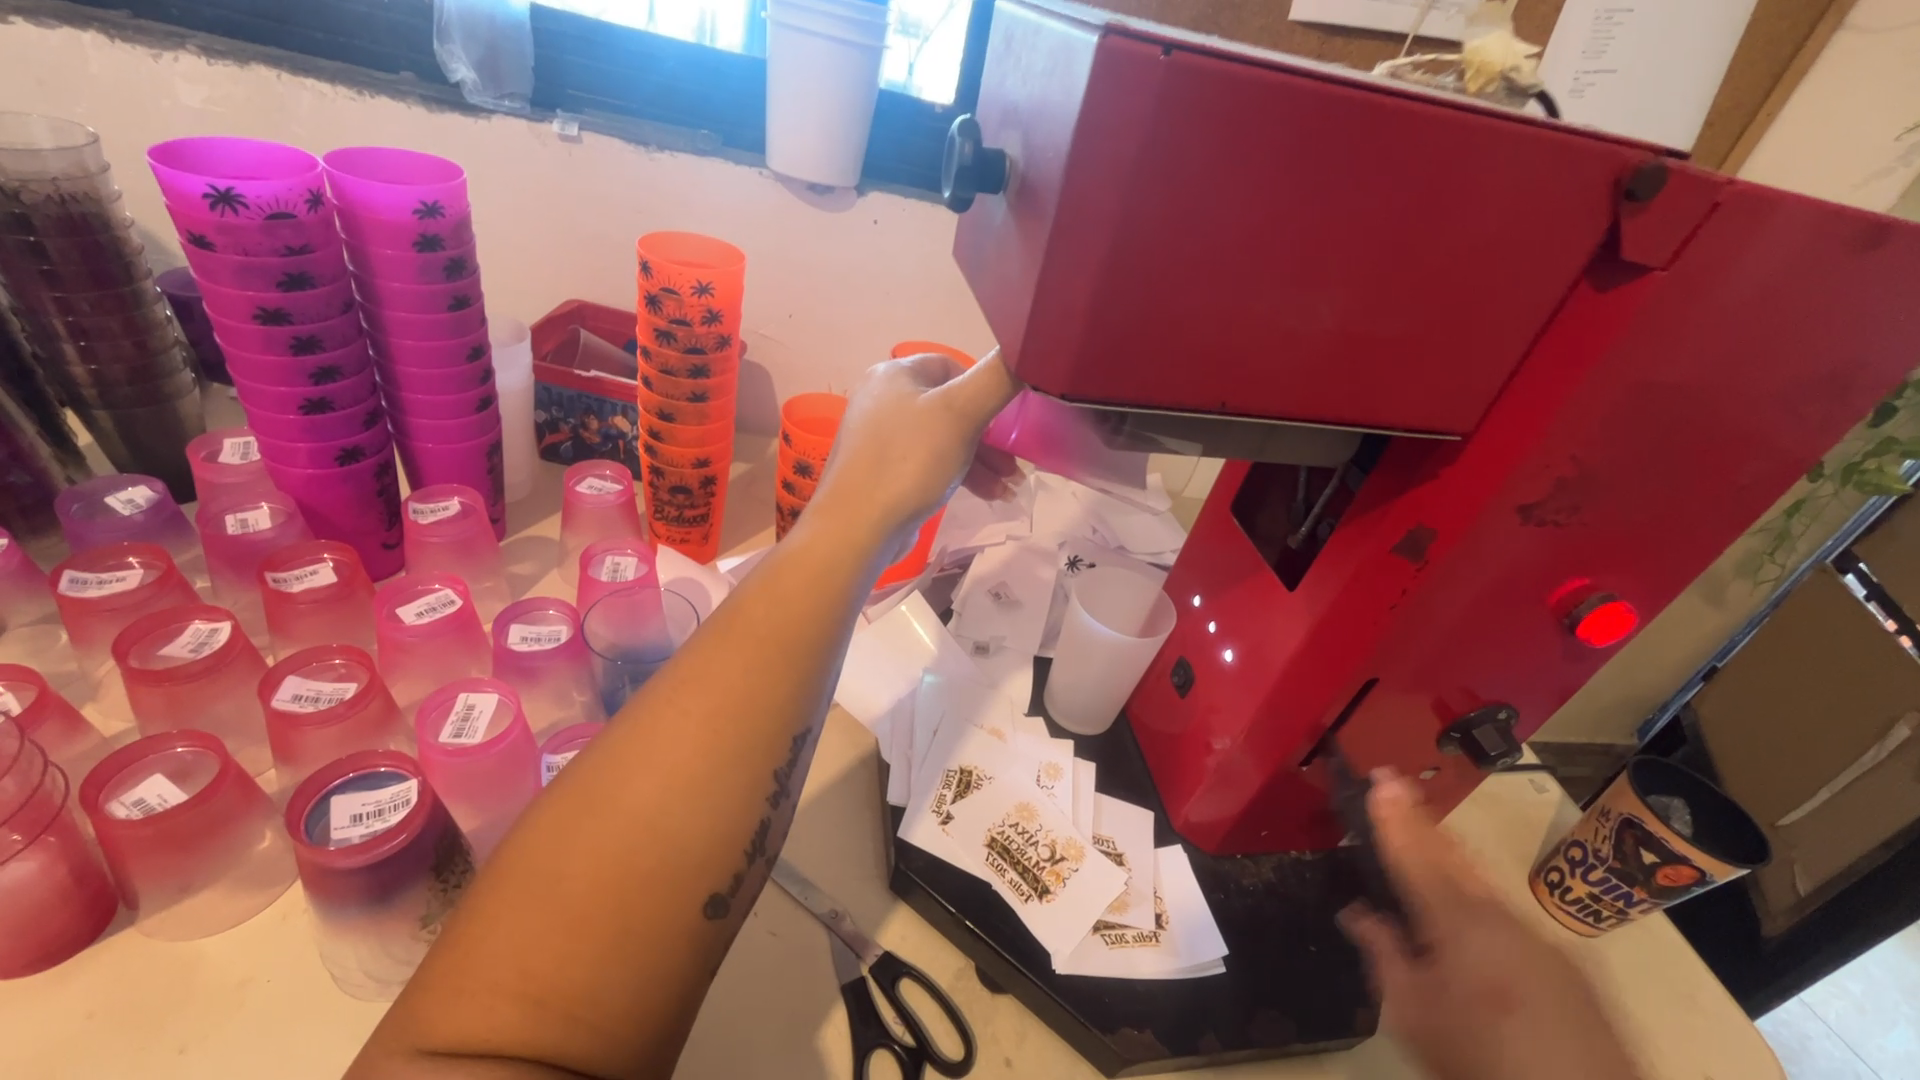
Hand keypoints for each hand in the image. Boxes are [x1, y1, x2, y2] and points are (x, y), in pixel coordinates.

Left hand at [807, 349, 1021, 558]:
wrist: (857, 526)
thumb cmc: (910, 461)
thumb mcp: (961, 413)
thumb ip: (996, 379)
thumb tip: (1025, 346)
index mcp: (895, 374)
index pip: (951, 365)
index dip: (984, 389)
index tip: (1007, 419)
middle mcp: (882, 399)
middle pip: (949, 406)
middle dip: (989, 436)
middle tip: (1015, 462)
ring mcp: (879, 438)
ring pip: (942, 439)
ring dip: (980, 461)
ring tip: (1009, 488)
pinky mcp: (881, 472)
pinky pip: (928, 463)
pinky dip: (958, 475)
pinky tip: (986, 497)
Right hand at [1338, 771, 1645, 1079]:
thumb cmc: (1481, 1059)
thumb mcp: (1413, 1016)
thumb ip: (1384, 955)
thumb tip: (1359, 914)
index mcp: (1455, 923)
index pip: (1414, 855)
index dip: (1393, 816)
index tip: (1380, 777)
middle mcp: (1499, 917)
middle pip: (1452, 855)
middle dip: (1420, 818)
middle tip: (1395, 785)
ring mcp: (1539, 938)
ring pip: (1481, 882)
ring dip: (1448, 851)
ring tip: (1423, 827)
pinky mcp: (1565, 966)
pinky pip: (1506, 912)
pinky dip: (1476, 890)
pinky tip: (1467, 898)